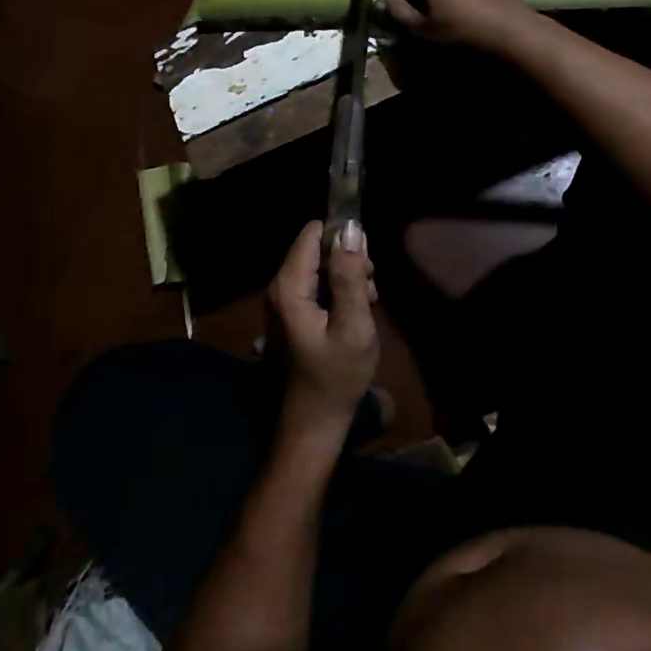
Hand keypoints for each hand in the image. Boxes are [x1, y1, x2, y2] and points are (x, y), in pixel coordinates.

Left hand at [268, 221, 379, 435]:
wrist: (315, 421)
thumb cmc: (337, 375)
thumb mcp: (353, 324)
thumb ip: (350, 276)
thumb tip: (351, 229)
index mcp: (289, 287)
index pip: (312, 234)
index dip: (341, 236)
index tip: (366, 259)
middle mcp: (280, 287)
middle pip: (317, 249)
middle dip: (348, 261)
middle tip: (370, 289)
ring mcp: (284, 301)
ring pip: (321, 268)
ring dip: (348, 278)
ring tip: (367, 304)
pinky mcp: (293, 313)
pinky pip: (318, 287)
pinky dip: (339, 293)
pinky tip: (356, 313)